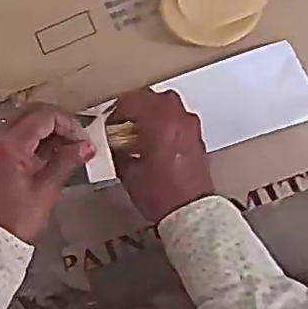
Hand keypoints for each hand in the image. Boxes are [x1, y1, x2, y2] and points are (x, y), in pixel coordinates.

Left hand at [0, 105, 93, 242]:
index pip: (44, 117)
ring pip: (23, 121)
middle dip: (58, 122)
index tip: (83, 140)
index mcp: (9, 146)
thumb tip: (87, 146)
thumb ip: (67, 161)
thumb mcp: (47, 189)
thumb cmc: (18, 219)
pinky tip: (50, 154)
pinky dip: (34, 138)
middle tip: (78, 140)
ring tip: (67, 148)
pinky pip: (15, 135)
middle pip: (32, 113)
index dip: (69, 124)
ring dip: (46, 129)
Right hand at [109, 88, 214, 223]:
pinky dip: (166, 122)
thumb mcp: (128, 172)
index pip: (133, 100)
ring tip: (139, 129)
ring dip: (152, 111)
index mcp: (159, 122)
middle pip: (153, 97)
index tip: (110, 122)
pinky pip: (179, 118)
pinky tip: (155, 139)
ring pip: (169, 104)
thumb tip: (114, 142)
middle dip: (135, 106)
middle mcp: (178, 119)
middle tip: (122, 121)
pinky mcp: (197, 138)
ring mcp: (190, 127)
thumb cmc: (163, 195)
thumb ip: (119, 150)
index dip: (117, 110)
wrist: (190, 212)